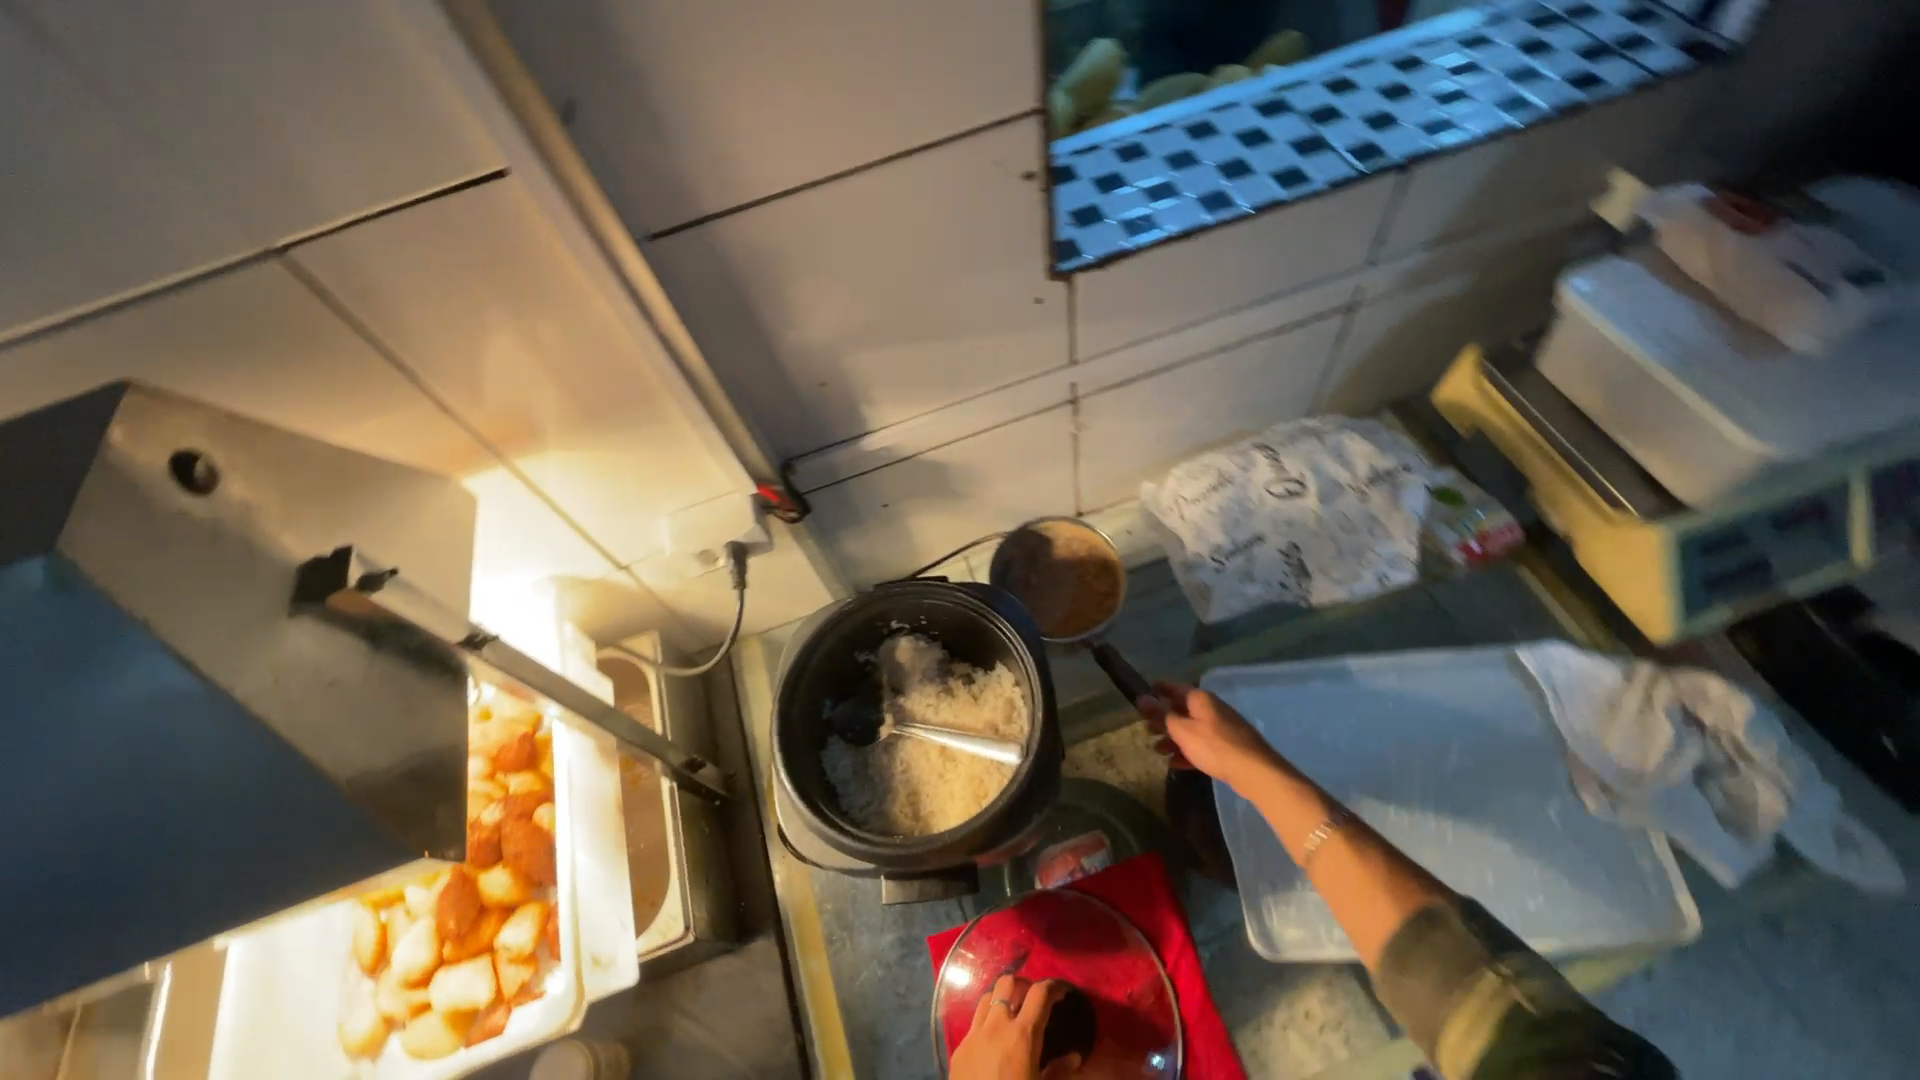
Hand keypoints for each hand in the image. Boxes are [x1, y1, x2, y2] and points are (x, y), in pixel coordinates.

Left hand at [951, 975, 1080, 1079]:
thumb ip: (1059, 1071)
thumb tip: (1075, 1057)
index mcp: (1022, 1035)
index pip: (1040, 994)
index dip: (1054, 986)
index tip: (1063, 990)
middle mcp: (996, 1026)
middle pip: (1007, 983)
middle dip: (1024, 984)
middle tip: (1034, 998)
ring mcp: (973, 1035)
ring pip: (987, 997)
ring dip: (1002, 997)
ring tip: (1013, 1010)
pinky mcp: (959, 1049)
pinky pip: (974, 1022)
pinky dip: (987, 1020)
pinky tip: (994, 1038)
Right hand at [1136, 681, 1283, 793]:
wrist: (1254, 771)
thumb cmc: (1214, 746)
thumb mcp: (1182, 730)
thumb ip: (1161, 714)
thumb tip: (1141, 697)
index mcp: (1201, 699)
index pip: (1176, 687)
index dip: (1160, 689)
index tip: (1146, 692)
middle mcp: (1212, 709)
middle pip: (1183, 710)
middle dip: (1164, 719)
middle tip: (1147, 728)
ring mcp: (1222, 728)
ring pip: (1191, 729)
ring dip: (1173, 738)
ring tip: (1157, 750)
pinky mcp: (1228, 747)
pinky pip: (1202, 745)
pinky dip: (1188, 751)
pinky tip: (1175, 763)